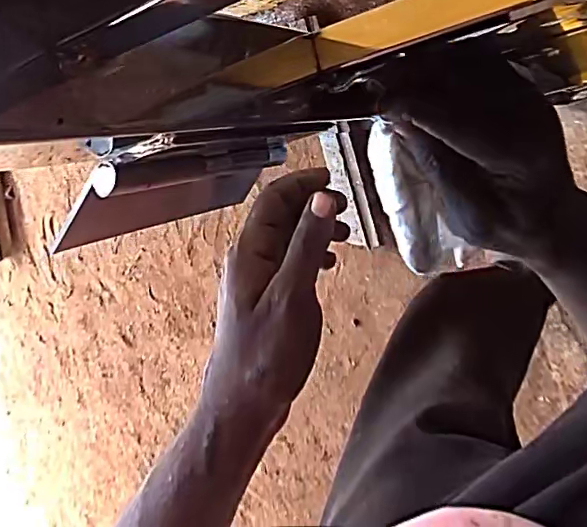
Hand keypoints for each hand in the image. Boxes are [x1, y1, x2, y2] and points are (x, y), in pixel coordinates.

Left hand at [198, 168, 347, 432]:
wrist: (241, 409)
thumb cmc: (265, 356)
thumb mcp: (293, 295)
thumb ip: (308, 244)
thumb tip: (323, 198)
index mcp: (249, 251)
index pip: (273, 198)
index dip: (301, 182)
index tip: (331, 178)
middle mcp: (248, 259)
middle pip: (280, 214)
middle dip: (312, 203)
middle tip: (345, 206)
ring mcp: (255, 279)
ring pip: (286, 237)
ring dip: (314, 227)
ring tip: (344, 234)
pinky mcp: (264, 297)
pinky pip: (288, 260)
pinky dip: (310, 252)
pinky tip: (327, 265)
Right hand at [378, 47, 580, 262]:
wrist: (552, 212)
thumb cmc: (510, 225)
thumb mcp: (469, 218)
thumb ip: (436, 168)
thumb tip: (400, 122)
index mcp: (518, 154)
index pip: (458, 119)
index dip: (415, 107)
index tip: (382, 105)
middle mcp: (528, 115)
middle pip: (462, 81)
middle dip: (415, 79)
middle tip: (379, 86)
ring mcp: (527, 95)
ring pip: (467, 63)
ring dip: (426, 65)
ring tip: (393, 77)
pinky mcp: (521, 85)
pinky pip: (478, 60)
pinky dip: (444, 62)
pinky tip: (419, 72)